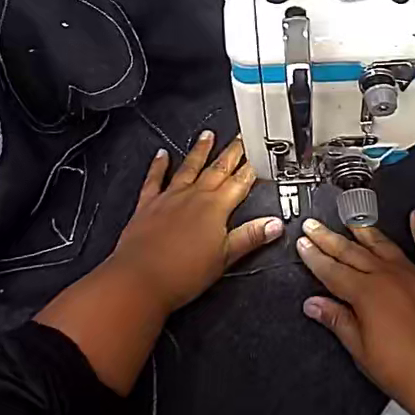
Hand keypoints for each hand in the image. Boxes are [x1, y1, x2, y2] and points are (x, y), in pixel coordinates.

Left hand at [107, 131, 283, 315]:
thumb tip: (274, 225)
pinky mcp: (148, 205)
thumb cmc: (182, 273)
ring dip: (200, 151)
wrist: (139, 280)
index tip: (259, 157)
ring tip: (207, 135)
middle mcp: (194, 196)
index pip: (240, 182)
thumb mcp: (225, 258)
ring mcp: (170, 197)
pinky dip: (158, 165)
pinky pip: (155, 179)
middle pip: (218, 168)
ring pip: (189, 167)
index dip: (251, 169)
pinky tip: (161, 154)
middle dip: (231, 152)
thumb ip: (250, 237)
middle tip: (240, 138)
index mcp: (216, 207)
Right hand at [296, 210, 414, 414]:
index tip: (304, 244)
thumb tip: (316, 305)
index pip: (331, 270)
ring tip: (351, 220)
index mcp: (366, 294)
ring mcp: (414, 275)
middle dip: (329, 238)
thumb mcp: (363, 352)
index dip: (314, 256)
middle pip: (352, 252)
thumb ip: (338, 321)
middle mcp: (389, 277)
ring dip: (364, 231)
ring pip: (383, 245)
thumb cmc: (413, 374)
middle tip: (314, 226)